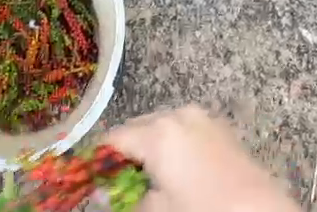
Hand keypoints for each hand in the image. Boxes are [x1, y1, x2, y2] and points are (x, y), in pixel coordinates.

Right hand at [105, 106, 303, 211]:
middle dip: (128, 151)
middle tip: (123, 181)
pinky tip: (181, 172)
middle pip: (138, 127)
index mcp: (157, 132)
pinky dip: (176, 146)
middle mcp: (176, 115)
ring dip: (152, 147)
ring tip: (154, 178)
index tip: (94, 176)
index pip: (115, 137)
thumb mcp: (160, 211)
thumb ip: (128, 200)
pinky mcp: (221, 128)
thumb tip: (102, 198)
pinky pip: (186, 131)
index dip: (102, 157)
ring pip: (163, 127)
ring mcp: (202, 118)